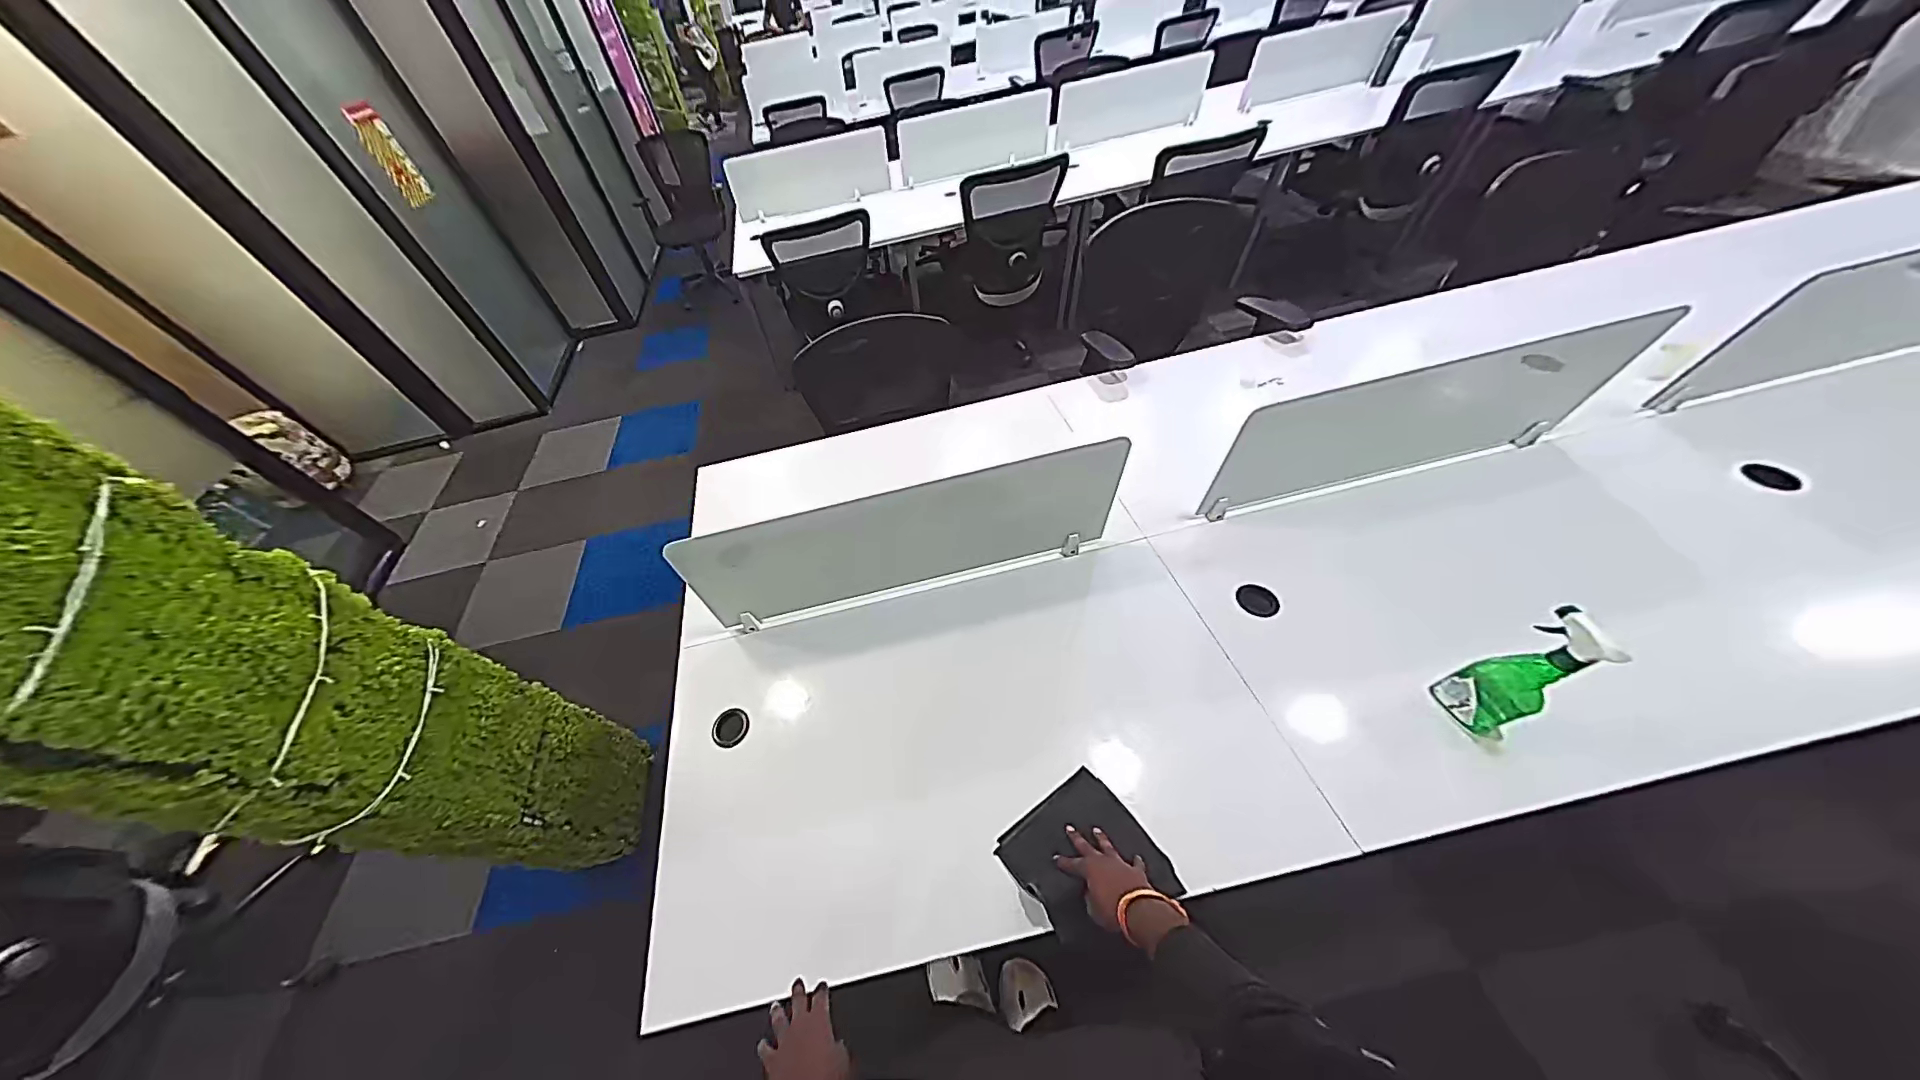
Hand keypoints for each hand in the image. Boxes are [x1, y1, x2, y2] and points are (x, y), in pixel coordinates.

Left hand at [758, 980, 850, 1079]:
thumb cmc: (826, 1076)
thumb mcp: (843, 1060)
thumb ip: (840, 1047)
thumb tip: (839, 1046)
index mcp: (819, 1021)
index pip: (820, 998)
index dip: (821, 990)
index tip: (821, 985)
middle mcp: (799, 1026)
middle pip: (798, 1003)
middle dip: (798, 992)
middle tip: (798, 983)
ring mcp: (783, 1042)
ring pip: (779, 1020)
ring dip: (778, 1012)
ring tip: (776, 1005)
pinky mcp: (771, 1060)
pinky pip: (765, 1049)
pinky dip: (763, 1045)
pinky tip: (762, 1043)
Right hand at [1052, 825, 1151, 931]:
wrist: (1138, 912)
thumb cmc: (1114, 911)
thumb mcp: (1093, 910)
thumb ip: (1089, 898)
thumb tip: (1090, 894)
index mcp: (1089, 870)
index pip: (1072, 864)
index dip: (1063, 861)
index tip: (1057, 858)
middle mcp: (1103, 862)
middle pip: (1086, 846)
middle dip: (1077, 837)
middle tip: (1070, 828)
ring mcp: (1120, 864)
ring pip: (1108, 847)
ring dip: (1102, 839)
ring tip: (1097, 831)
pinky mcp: (1136, 872)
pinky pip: (1135, 863)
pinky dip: (1135, 861)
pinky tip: (1136, 856)